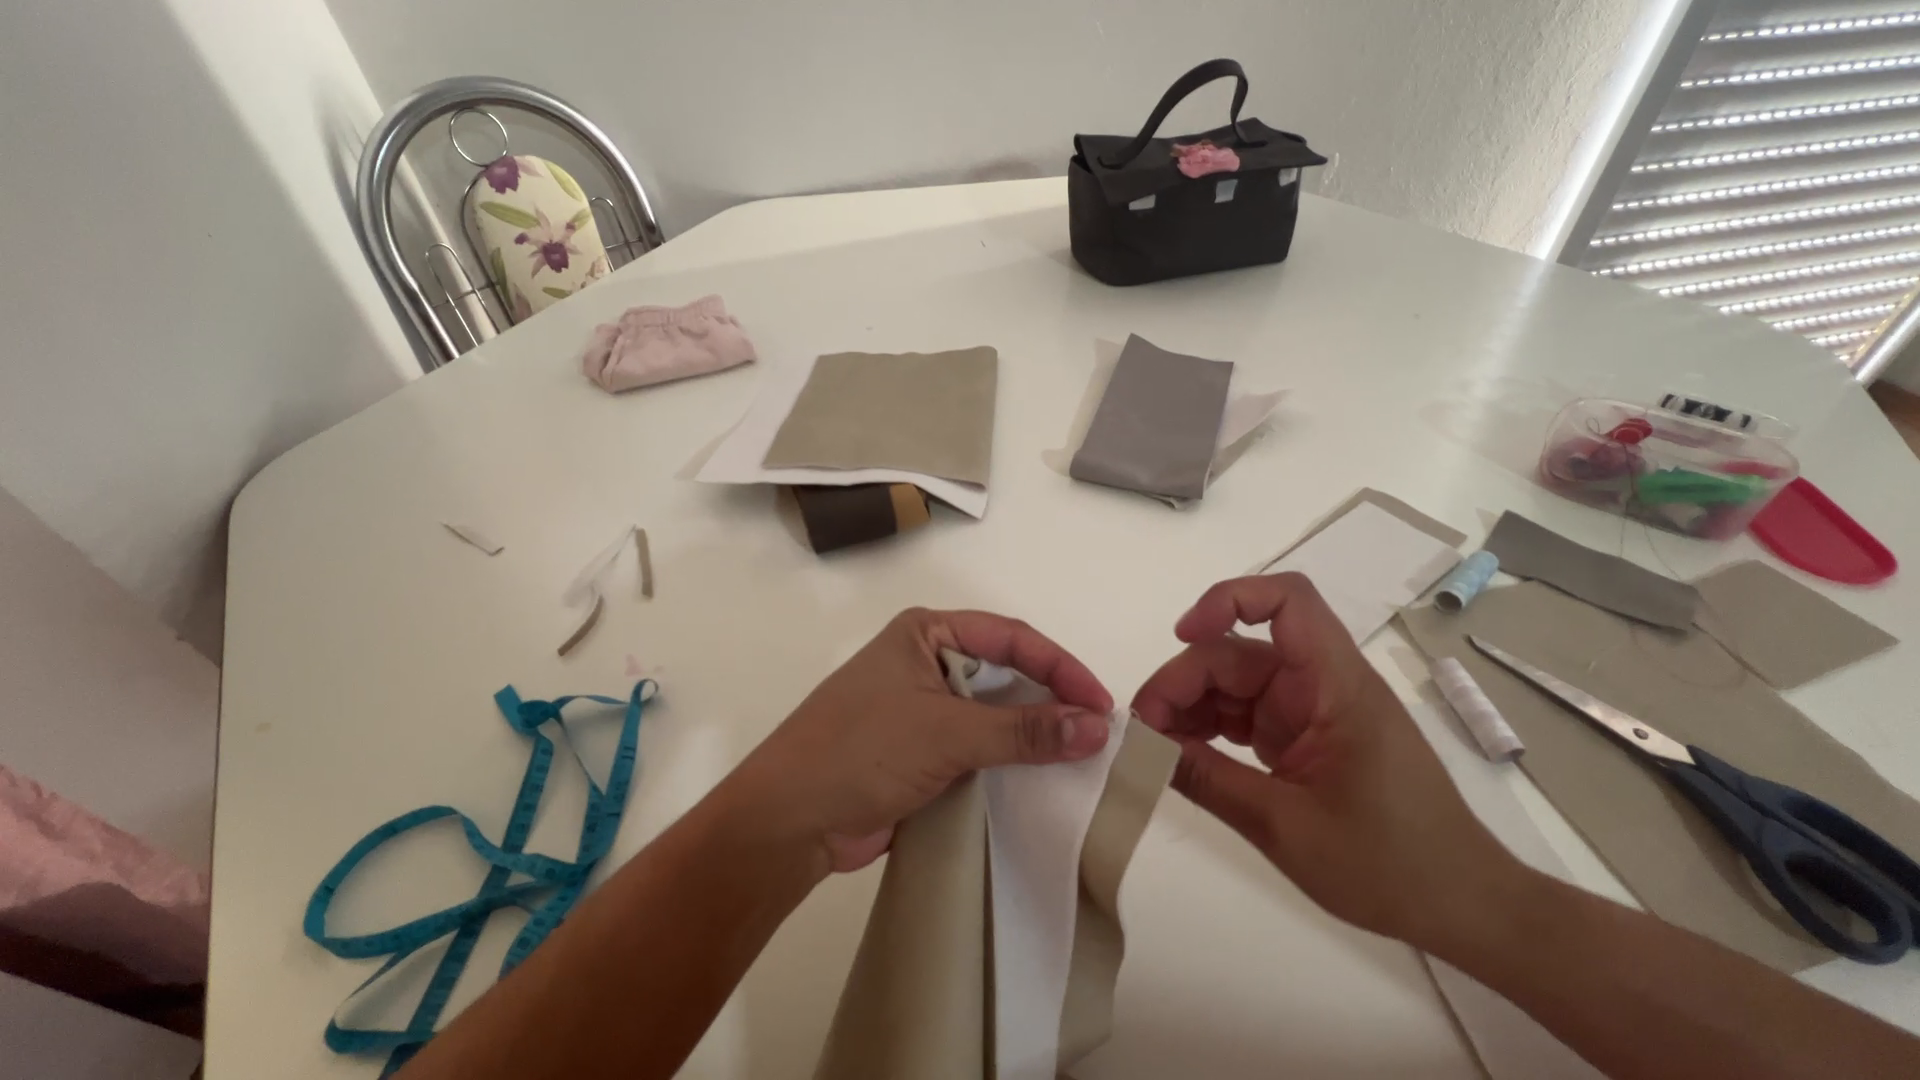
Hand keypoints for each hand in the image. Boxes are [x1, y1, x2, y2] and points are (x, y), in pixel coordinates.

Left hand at [726, 608, 1113, 874]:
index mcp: (927, 633)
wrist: (790, 821)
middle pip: (1006, 673)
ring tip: (1081, 760)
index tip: (1101, 705)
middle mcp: (927, 662)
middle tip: (1097, 733)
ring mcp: (923, 709)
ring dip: (1033, 735)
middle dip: (1051, 700)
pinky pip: (979, 749)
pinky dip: (1009, 762)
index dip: (1061, 667)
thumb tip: (1096, 726)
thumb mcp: (947, 733)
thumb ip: (1023, 730)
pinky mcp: (922, 752)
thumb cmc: (862, 752)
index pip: (1011, 638)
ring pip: (994, 714)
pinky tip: (1042, 781)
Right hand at [1132, 574, 1518, 946]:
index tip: (1182, 636)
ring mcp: (1313, 713)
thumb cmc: (1387, 863)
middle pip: (1241, 652)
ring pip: (1238, 683)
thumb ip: (1207, 780)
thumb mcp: (1284, 826)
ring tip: (1154, 746)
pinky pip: (1246, 717)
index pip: (1288, 602)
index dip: (1229, 599)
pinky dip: (1211, 729)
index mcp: (1336, 687)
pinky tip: (1181, 754)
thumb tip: (1141, 747)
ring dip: (1192, 706)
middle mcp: (1324, 686)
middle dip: (1186, 679)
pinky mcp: (1306, 740)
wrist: (1459, 905)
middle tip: (1143, 728)